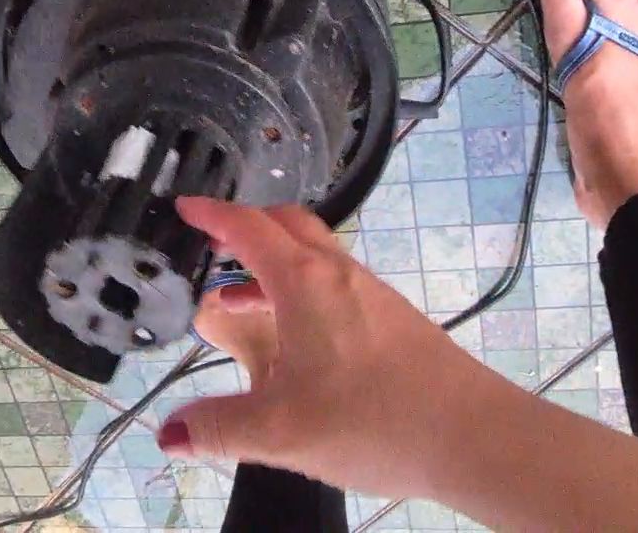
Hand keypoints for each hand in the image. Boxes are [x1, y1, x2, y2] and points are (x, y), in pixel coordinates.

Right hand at [157, 198, 520, 500]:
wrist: (469, 431)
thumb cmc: (372, 419)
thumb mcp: (280, 431)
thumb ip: (218, 428)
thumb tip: (168, 431)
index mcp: (303, 281)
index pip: (248, 227)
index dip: (211, 213)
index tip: (185, 206)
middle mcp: (336, 271)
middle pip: (284, 223)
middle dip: (244, 225)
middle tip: (211, 243)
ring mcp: (366, 289)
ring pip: (310, 251)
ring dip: (271, 259)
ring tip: (237, 295)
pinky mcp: (387, 312)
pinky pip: (330, 278)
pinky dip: (297, 285)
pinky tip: (293, 333)